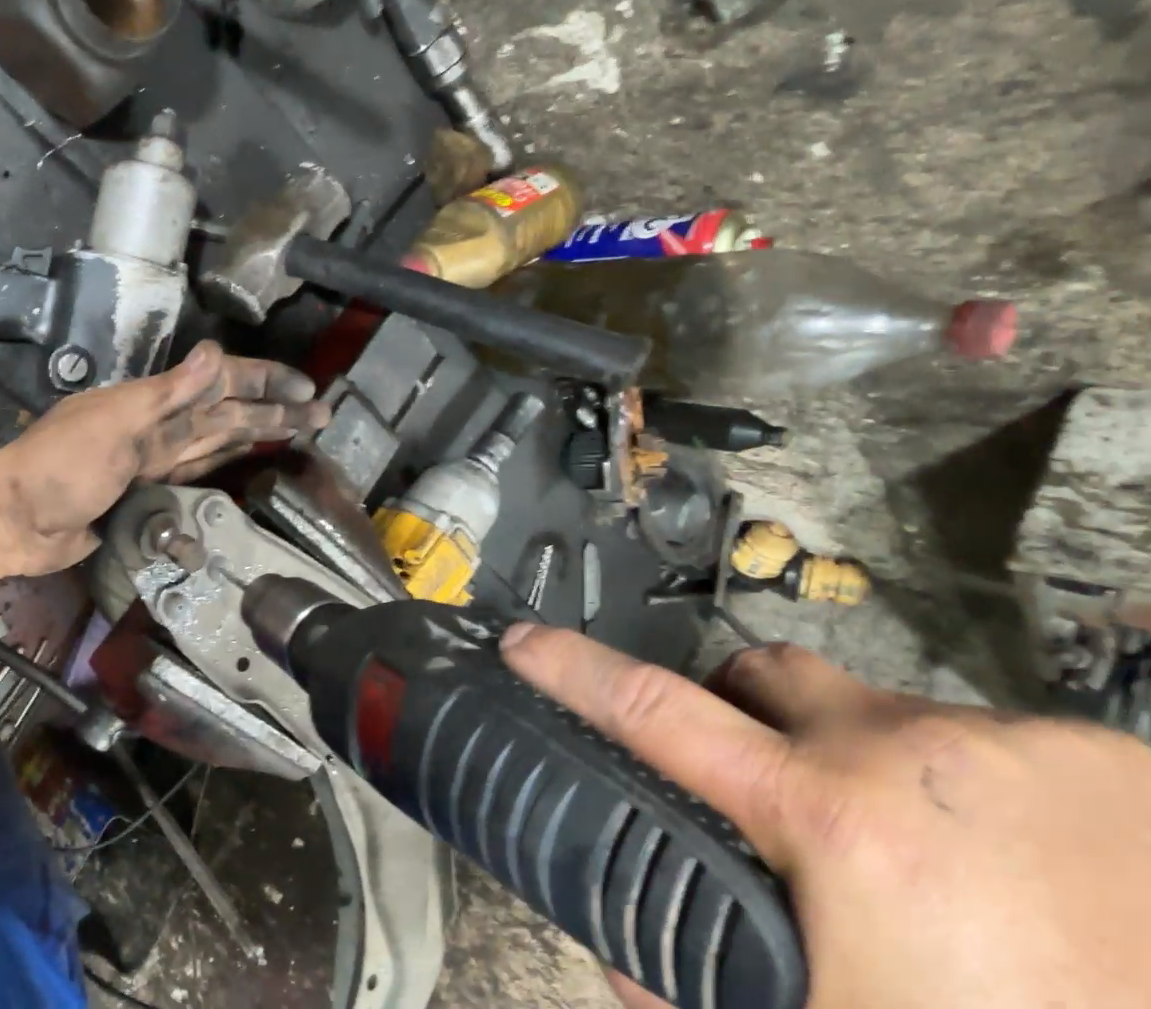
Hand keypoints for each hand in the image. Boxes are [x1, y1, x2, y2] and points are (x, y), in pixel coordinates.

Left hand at [0, 341, 328, 575]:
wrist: (17, 522)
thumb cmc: (60, 467)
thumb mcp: (114, 423)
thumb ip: (167, 394)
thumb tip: (216, 354)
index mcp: (151, 402)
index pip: (220, 384)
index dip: (263, 383)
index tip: (304, 387)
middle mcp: (157, 427)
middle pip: (228, 414)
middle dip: (274, 411)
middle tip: (322, 413)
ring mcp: (152, 462)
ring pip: (218, 442)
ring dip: (257, 434)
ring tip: (298, 429)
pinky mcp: (147, 495)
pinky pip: (197, 473)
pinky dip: (224, 463)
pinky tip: (246, 457)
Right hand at [497, 626, 1150, 1008]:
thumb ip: (680, 991)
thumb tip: (614, 949)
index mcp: (830, 819)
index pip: (656, 712)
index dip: (574, 671)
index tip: (523, 642)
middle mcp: (913, 750)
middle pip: (763, 675)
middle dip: (736, 711)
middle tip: (756, 783)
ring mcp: (1017, 743)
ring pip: (880, 714)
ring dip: (864, 764)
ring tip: (917, 860)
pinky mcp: (1104, 756)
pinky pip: (984, 743)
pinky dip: (963, 787)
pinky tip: (1009, 868)